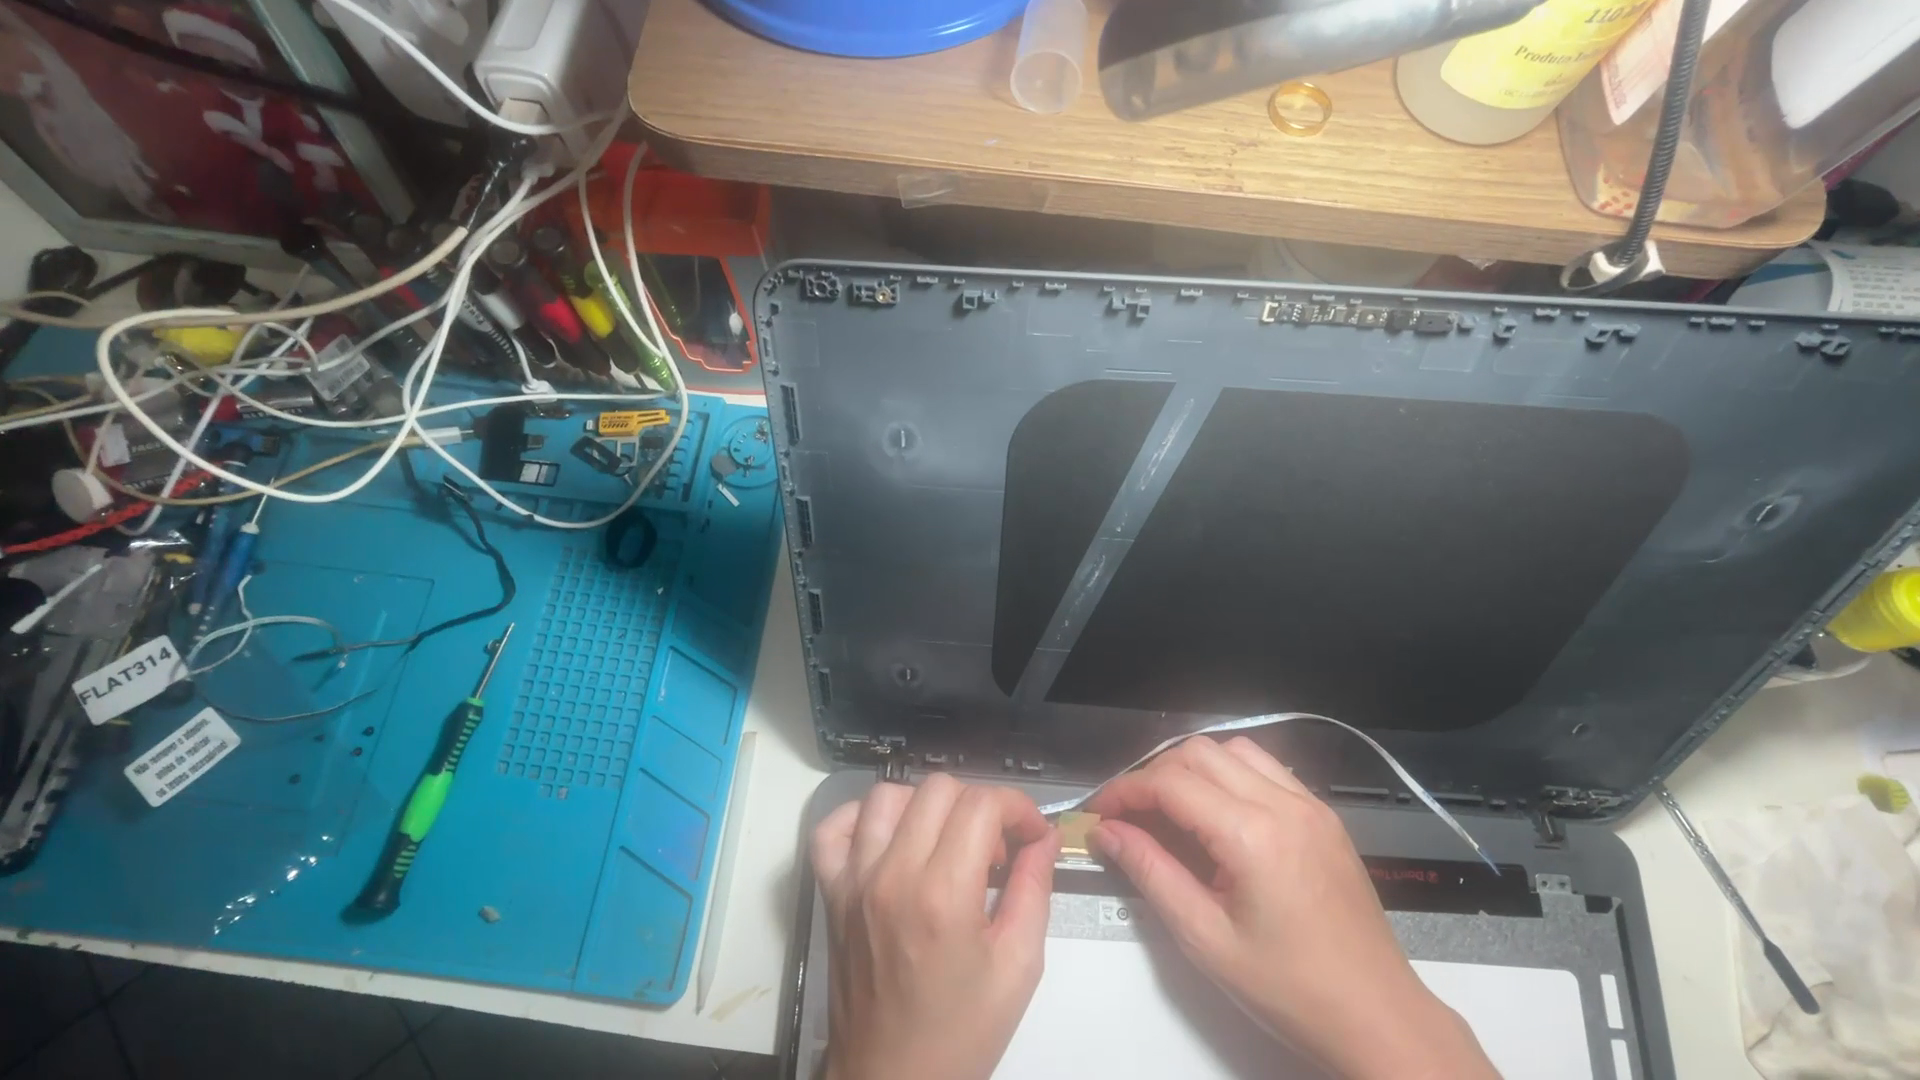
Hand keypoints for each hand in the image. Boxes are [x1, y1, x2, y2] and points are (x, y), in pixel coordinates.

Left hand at [811, 775, 1059, 1079]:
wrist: (891, 1078)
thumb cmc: (960, 1031)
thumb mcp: (1018, 966)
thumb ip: (1034, 890)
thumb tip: (1042, 838)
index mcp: (943, 895)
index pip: (981, 804)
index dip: (1016, 807)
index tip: (1030, 834)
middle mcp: (892, 875)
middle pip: (938, 789)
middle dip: (979, 806)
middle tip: (994, 850)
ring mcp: (854, 880)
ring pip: (888, 795)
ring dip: (927, 807)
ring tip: (946, 845)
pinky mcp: (831, 892)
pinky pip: (833, 828)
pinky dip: (863, 820)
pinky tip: (891, 841)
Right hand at [1086, 736, 1497, 1079]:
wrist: (1378, 1017)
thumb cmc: (1288, 988)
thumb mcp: (1205, 938)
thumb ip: (1151, 873)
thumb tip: (1107, 832)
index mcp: (1253, 835)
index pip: (1171, 782)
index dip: (1124, 790)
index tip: (1098, 814)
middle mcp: (1284, 804)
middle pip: (1199, 752)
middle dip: (1153, 774)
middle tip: (1129, 815)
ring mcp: (1311, 805)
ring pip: (1234, 750)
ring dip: (1192, 768)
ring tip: (1169, 810)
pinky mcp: (1325, 816)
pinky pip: (1267, 769)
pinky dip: (1229, 775)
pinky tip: (1217, 814)